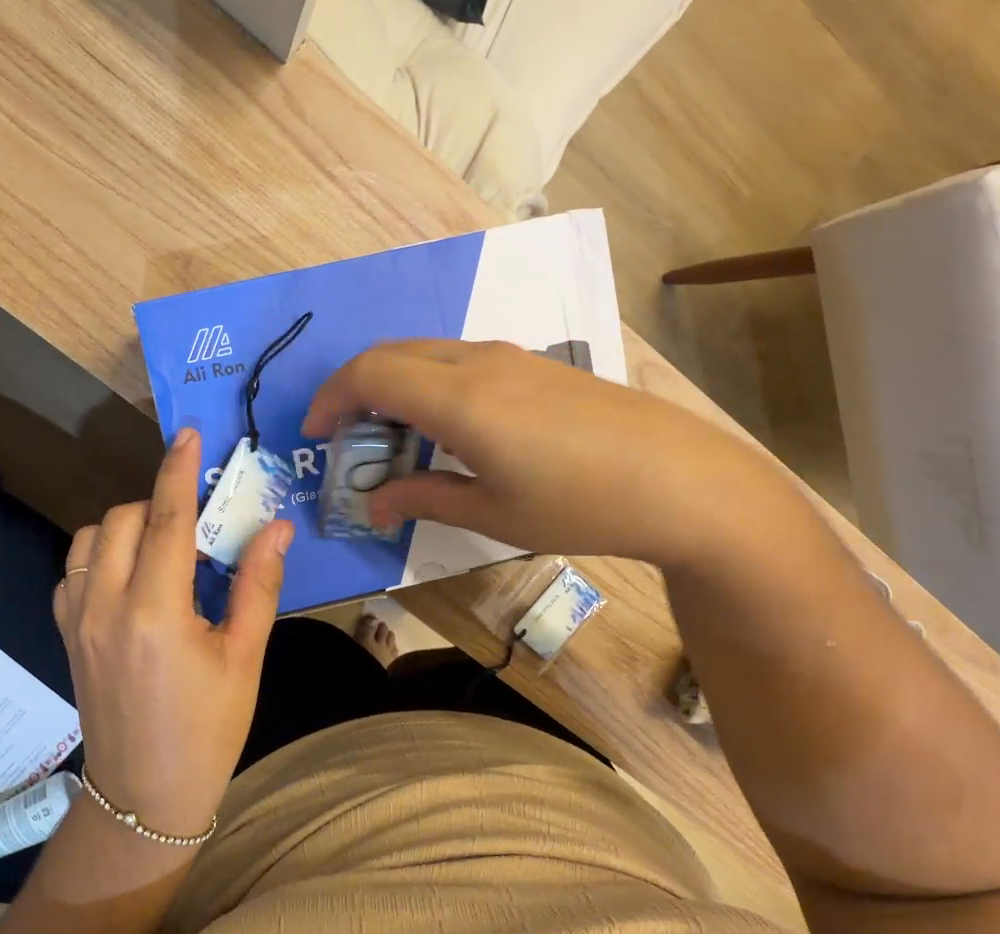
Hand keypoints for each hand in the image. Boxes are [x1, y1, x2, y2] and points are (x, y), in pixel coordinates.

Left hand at [53, 429, 293, 837]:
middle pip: (121, 519)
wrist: (146, 793)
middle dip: (157, 505)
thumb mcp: (244, 658)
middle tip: (195, 528)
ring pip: (88, 539)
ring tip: (161, 552)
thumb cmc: (208, 730)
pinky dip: (98, 557)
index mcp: (156, 612)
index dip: (177, 472)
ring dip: (123, 528)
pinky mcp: (65, 635)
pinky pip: (72, 572)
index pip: (165, 521)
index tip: (187, 435)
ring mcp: (77, 621)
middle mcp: (105, 606)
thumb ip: (258, 586)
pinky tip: (129, 580)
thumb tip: (275, 527)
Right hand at [300, 340, 802, 569]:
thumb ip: (424, 499)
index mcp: (460, 399)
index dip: (331, 398)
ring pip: (427, 353)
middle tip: (345, 437)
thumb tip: (375, 504)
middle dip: (354, 389)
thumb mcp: (492, 515)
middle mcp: (479, 362)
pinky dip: (428, 384)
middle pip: (393, 354)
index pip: (370, 374)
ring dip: (393, 385)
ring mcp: (513, 358)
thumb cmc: (580, 505)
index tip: (315, 433)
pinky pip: (459, 360)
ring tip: (391, 437)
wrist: (684, 481)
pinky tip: (444, 428)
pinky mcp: (537, 366)